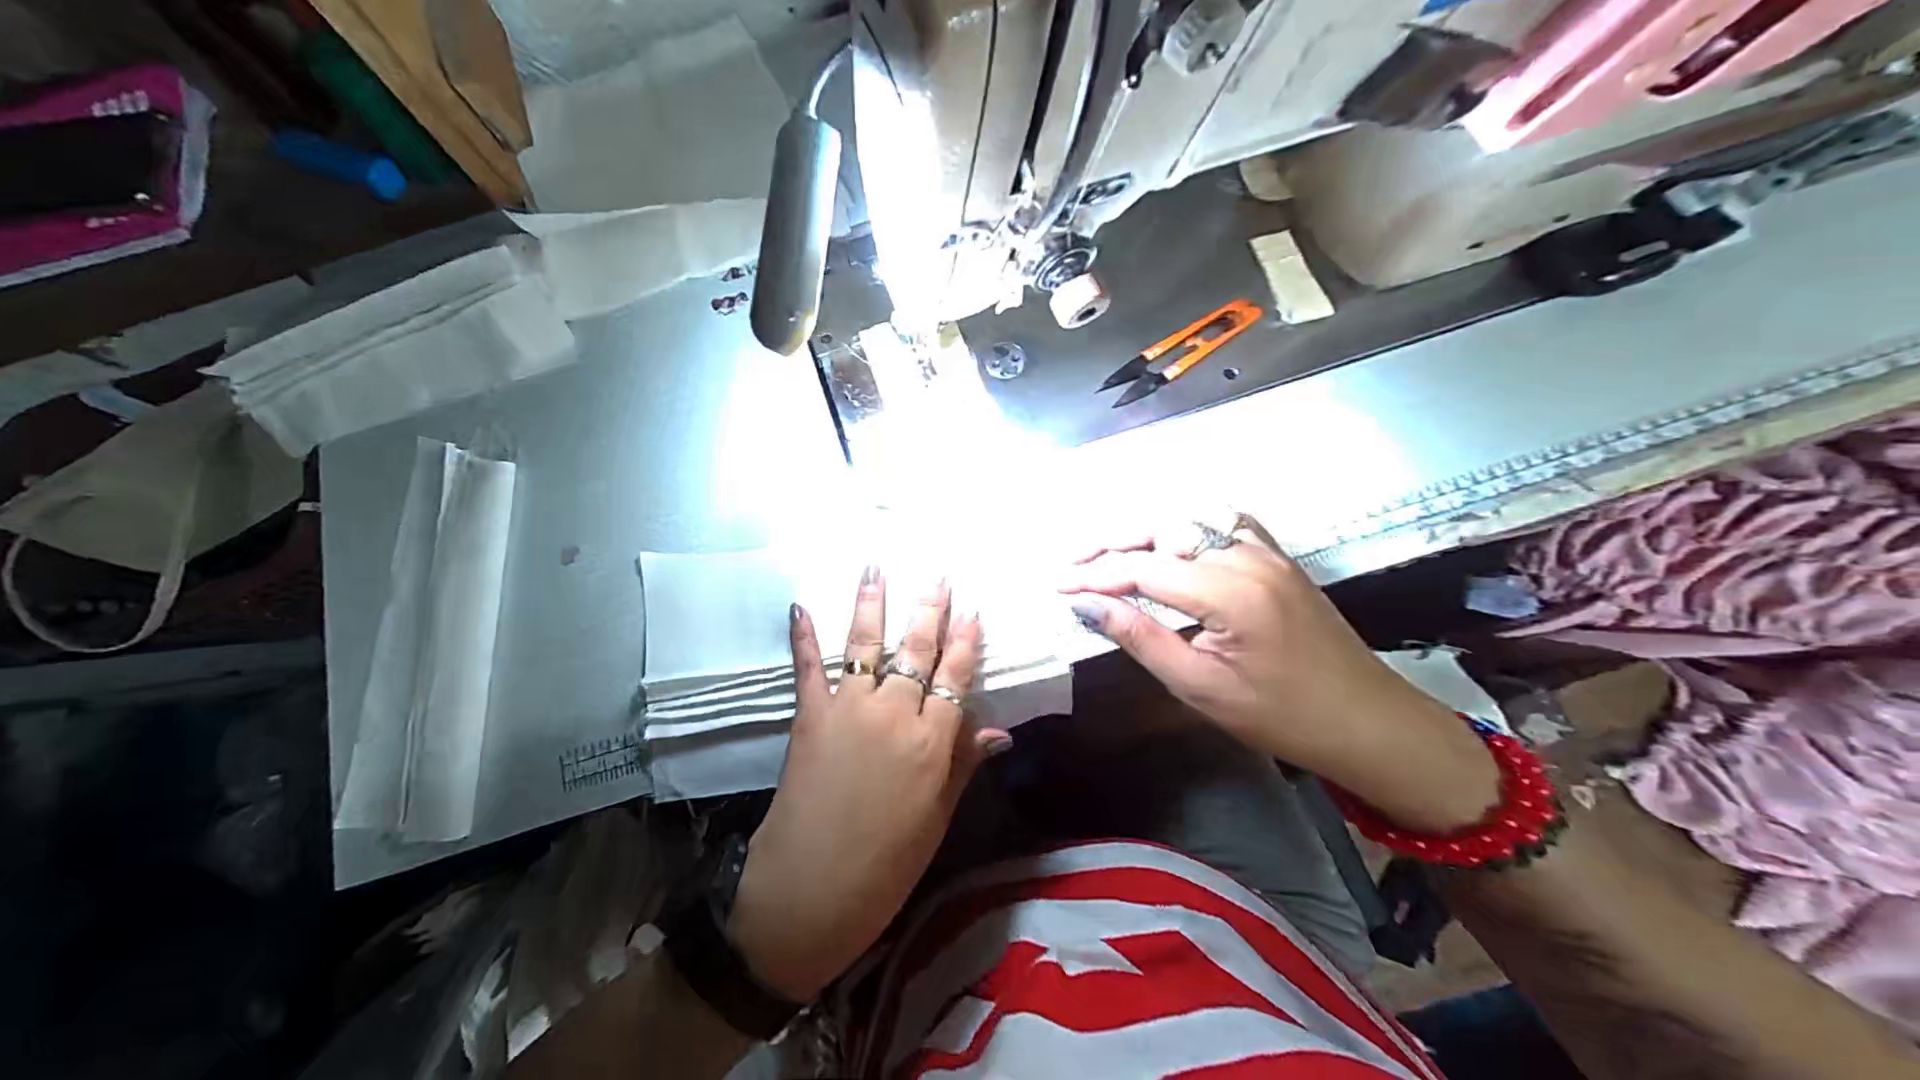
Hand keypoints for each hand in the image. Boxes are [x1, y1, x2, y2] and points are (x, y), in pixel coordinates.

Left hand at [726, 569, 1009, 1000]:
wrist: (809, 893)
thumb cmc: (885, 867)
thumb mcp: (936, 819)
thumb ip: (962, 766)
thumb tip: (997, 730)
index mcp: (933, 743)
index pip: (957, 678)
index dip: (966, 642)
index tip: (973, 610)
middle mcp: (895, 714)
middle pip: (918, 651)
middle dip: (930, 610)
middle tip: (938, 576)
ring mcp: (849, 711)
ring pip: (866, 646)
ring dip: (872, 605)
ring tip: (876, 569)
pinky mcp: (809, 718)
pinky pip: (808, 669)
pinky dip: (803, 636)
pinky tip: (800, 606)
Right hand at [1060, 520, 1498, 832]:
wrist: (1365, 720)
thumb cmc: (1280, 715)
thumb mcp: (1201, 687)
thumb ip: (1141, 638)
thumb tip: (1088, 606)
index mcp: (1229, 592)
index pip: (1143, 569)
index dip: (1096, 576)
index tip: (1059, 586)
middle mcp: (1247, 556)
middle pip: (1163, 529)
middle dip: (1112, 542)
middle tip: (1073, 562)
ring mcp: (1267, 551)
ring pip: (1191, 520)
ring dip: (1144, 531)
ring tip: (1108, 551)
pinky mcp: (1278, 557)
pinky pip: (1223, 523)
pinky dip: (1186, 526)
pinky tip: (1168, 540)